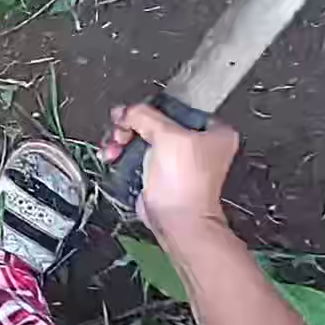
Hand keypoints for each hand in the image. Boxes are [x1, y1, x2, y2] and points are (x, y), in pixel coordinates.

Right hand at [100, 103, 239, 236]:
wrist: (176, 219)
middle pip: (153, 121)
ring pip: (139, 136)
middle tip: (122, 131)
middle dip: (130, 126)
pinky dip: (120, 152)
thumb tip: (125, 111)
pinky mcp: (158, 171)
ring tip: (114, 148)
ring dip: (121, 140)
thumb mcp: (167, 135)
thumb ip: (143, 115)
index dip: (151, 108)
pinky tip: (112, 155)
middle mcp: (196, 143)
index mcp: (212, 131)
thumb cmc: (185, 182)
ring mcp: (175, 158)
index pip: (174, 106)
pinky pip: (134, 153)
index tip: (134, 114)